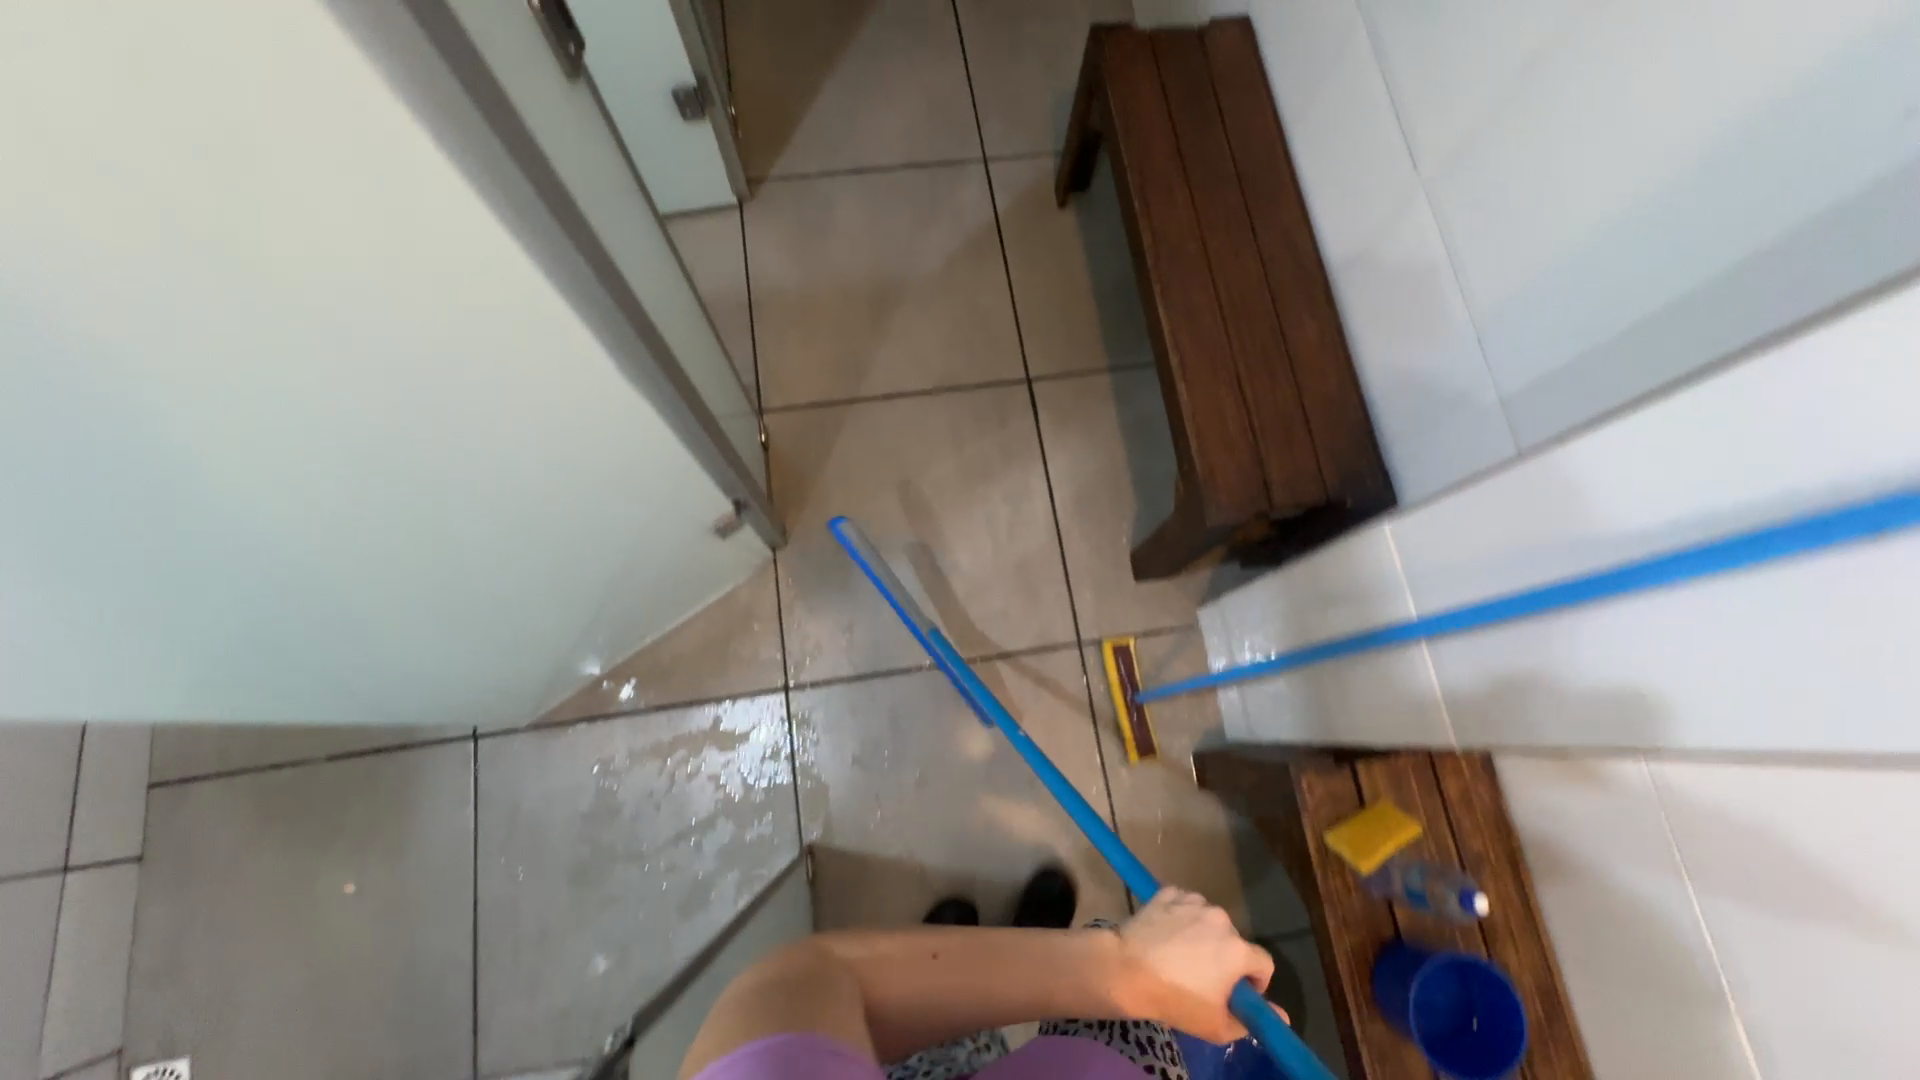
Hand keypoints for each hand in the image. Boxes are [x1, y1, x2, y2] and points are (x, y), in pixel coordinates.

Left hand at [1114, 887, 1282, 1041]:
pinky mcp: (1167, 893)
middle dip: (1225, 957)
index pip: (1263, 963)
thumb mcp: (1216, 1026)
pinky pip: (1183, 903)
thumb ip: (1252, 1021)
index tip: (1237, 993)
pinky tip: (1167, 931)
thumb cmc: (1174, 999)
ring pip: (1208, 919)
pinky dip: (1180, 915)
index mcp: (1238, 949)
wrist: (1126, 970)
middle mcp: (1220, 918)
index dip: (1255, 981)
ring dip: (1202, 933)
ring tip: (1181, 953)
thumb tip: (1281, 1015)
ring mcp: (1192, 901)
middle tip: (1204, 976)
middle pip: (1233, 940)